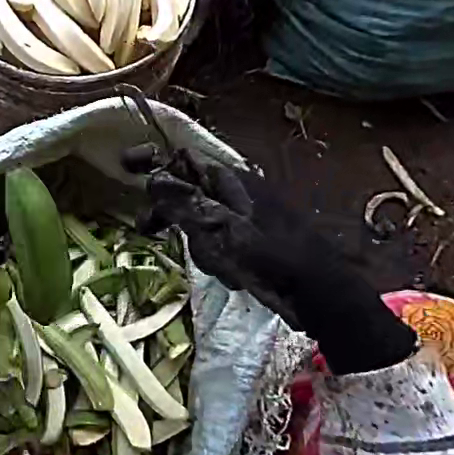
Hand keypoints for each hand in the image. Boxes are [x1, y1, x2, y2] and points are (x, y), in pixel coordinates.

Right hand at [125, 147, 415, 374]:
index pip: (182, 159)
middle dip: (172, 215)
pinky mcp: (253, 237)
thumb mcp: (223, 230)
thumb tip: (152, 177)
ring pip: (200, 219)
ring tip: (218, 263)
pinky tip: (232, 271)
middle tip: (151, 232)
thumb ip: (186, 203)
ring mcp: (246, 214)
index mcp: (231, 180)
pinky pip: (218, 239)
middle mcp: (237, 191)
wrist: (326, 295)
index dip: (155, 162)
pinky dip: (216, 254)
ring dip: (199, 243)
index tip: (128, 168)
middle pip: (186, 191)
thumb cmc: (274, 258)